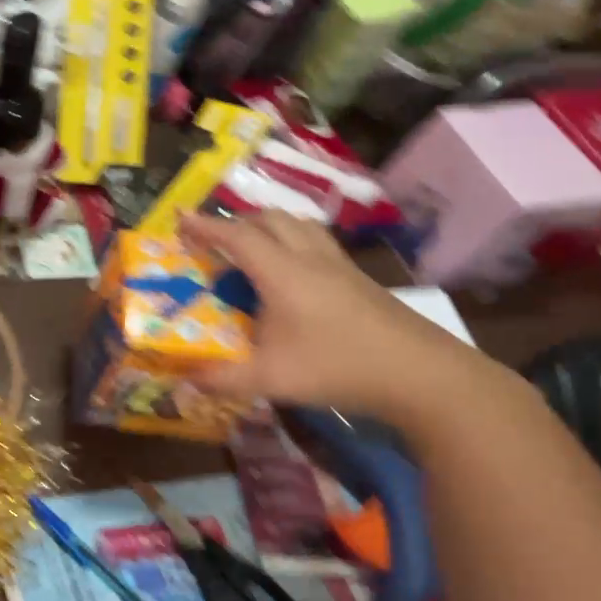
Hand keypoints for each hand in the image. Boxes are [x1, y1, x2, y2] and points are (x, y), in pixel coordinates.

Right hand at [179, 212, 496, 425]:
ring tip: (247, 250)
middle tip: (211, 241)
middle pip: (272, 220)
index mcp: (284, 274)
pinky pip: (317, 245)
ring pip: (300, 227)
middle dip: (236, 223)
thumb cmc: (337, 368)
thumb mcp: (268, 379)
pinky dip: (292, 245)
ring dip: (268, 229)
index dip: (206, 228)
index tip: (179, 221)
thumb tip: (182, 380)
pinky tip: (287, 277)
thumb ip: (220, 378)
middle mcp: (311, 260)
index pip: (239, 238)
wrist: (421, 374)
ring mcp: (340, 268)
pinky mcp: (359, 282)